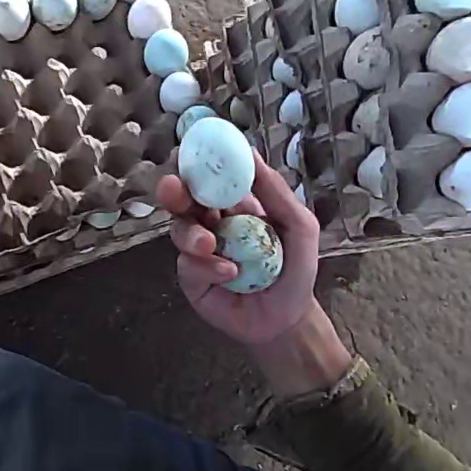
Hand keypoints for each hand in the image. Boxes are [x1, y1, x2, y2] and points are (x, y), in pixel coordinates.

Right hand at [158, 154, 352, 396]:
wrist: (288, 317)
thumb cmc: (295, 268)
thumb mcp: (298, 225)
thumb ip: (275, 191)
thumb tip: (251, 153)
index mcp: (233, 206)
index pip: (209, 179)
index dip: (195, 165)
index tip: (187, 154)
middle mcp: (211, 224)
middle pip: (181, 201)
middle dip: (173, 192)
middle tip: (172, 190)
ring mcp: (198, 252)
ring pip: (179, 231)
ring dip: (192, 235)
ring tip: (210, 246)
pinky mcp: (192, 279)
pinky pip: (187, 265)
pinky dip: (208, 267)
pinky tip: (230, 275)